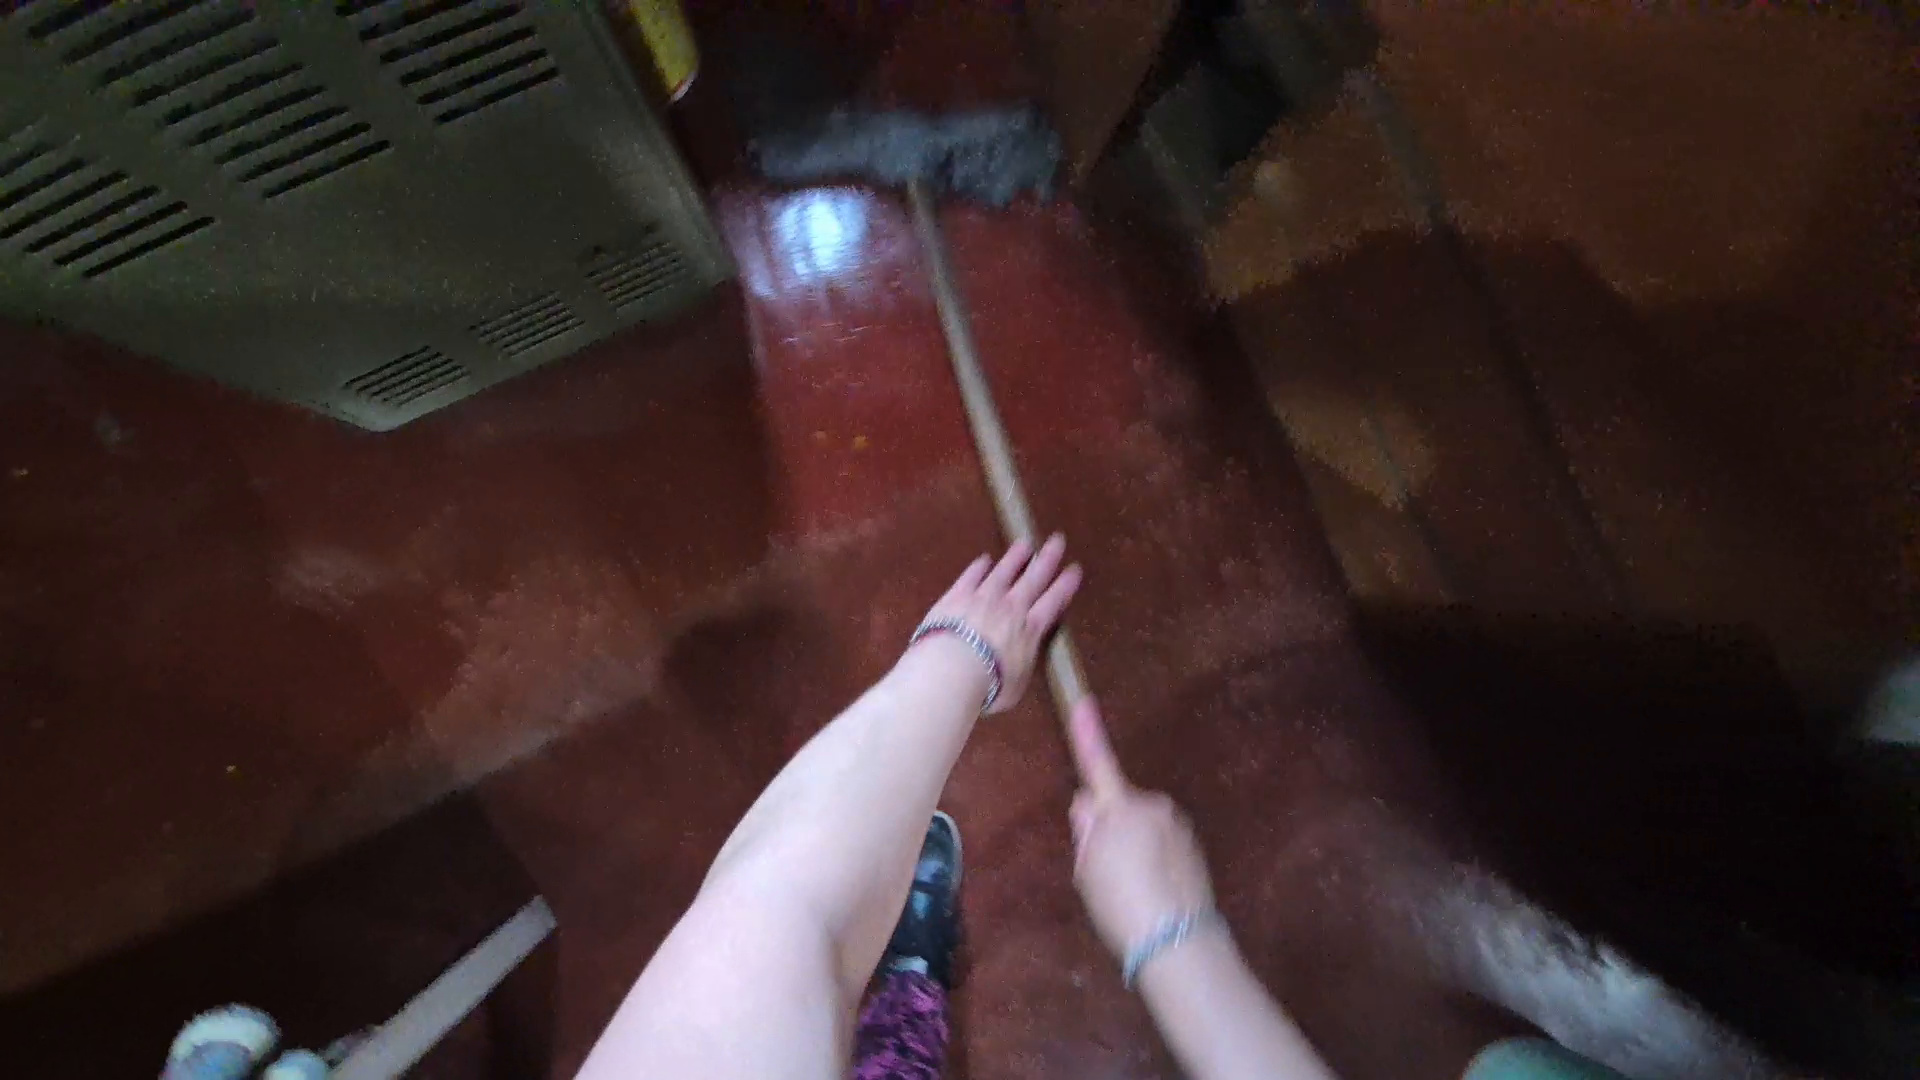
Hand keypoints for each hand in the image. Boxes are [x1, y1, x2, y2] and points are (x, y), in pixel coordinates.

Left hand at [917, 535, 1081, 714]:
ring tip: (1024, 543)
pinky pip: (971, 576)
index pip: (1053, 603)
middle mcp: (1010, 608)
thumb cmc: (988, 686)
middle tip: (1057, 540)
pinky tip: (984, 559)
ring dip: (1015, 557)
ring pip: (1003, 572)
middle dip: (1047, 559)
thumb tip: (1019, 662)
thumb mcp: (1015, 685)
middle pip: (1033, 579)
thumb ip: (1020, 667)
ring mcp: (983, 598)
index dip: (1065, 585)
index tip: (1074, 570)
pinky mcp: (957, 596)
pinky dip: (979, 567)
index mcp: (1029, 630)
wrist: (951, 670)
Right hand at [1067, 697, 1216, 959]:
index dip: (1088, 733)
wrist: (1179, 944)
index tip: (1085, 702)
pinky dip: (1154, 856)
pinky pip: (1162, 840)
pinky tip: (1153, 888)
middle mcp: (1152, 805)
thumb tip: (1087, 803)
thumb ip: (1085, 829)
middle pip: (1119, 804)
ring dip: (1135, 843)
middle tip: (1106, 870)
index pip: (1097, 763)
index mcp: (1120, 808)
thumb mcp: (1086, 870)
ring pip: (1142, 823)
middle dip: (1111, 825)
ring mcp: (1177, 823)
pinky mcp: (1193, 843)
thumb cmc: (1121, 905)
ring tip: (1133, 887)